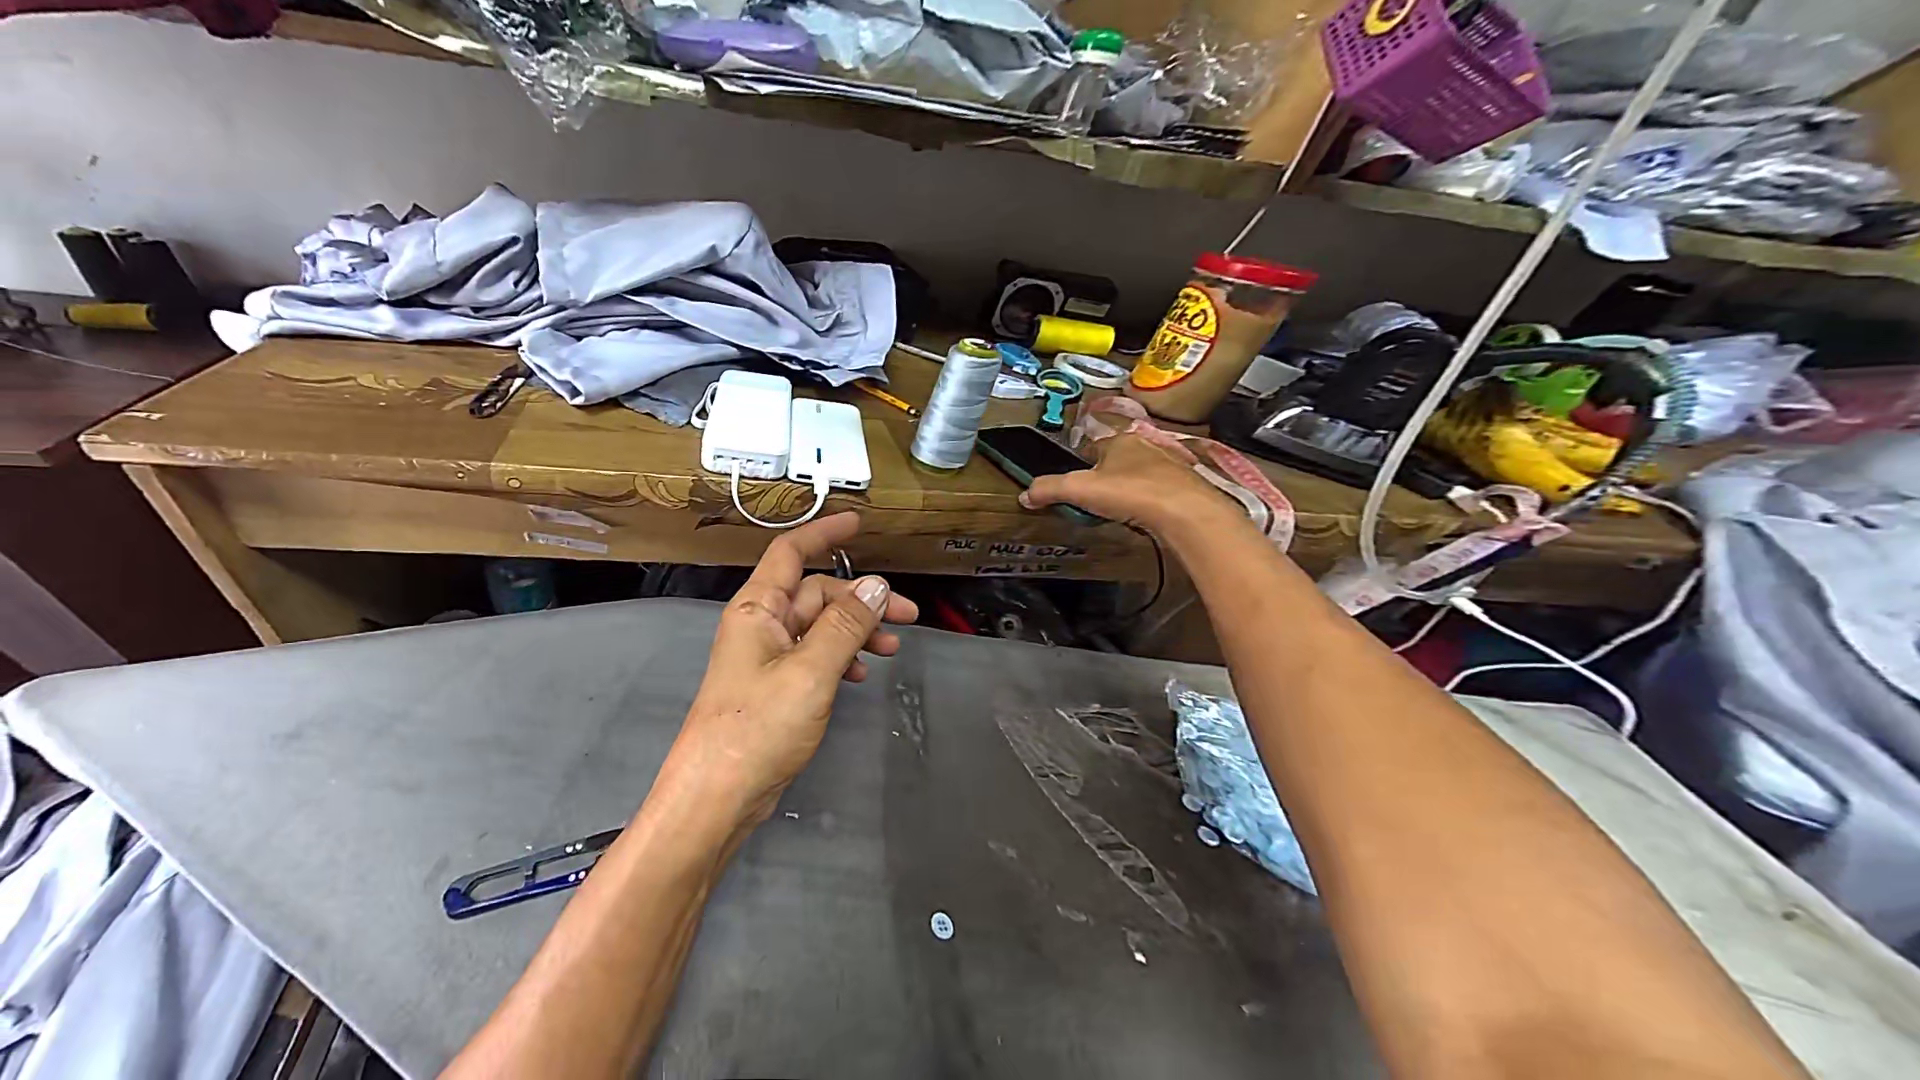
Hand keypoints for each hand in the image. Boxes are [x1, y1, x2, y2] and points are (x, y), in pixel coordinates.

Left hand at [663, 512, 918, 828]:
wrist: (717, 796)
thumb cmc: (756, 729)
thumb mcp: (810, 672)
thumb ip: (845, 626)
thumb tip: (877, 586)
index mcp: (759, 609)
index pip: (791, 552)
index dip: (824, 533)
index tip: (857, 522)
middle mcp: (761, 625)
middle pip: (818, 593)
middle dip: (862, 599)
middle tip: (905, 615)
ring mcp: (768, 657)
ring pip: (821, 626)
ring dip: (857, 630)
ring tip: (891, 648)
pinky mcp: (776, 686)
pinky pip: (816, 655)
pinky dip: (843, 657)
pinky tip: (861, 673)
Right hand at [1020, 433, 1243, 537]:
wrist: (1186, 511)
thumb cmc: (1130, 492)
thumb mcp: (1080, 490)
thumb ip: (1050, 489)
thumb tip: (1025, 494)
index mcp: (1119, 440)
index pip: (1094, 446)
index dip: (1082, 464)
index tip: (1076, 485)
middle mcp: (1146, 445)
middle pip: (1119, 459)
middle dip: (1108, 477)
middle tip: (1097, 501)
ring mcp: (1170, 464)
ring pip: (1142, 474)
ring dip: (1131, 489)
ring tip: (1122, 511)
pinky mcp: (1187, 486)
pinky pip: (1161, 491)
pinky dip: (1152, 502)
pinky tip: (1146, 518)